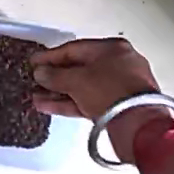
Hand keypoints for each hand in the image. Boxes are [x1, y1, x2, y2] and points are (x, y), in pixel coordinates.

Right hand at [31, 38, 170, 164]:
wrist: (138, 124)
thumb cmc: (112, 91)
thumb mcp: (76, 79)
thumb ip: (54, 75)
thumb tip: (41, 73)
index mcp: (113, 48)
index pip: (75, 48)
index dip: (51, 56)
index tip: (35, 62)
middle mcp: (119, 64)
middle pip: (80, 68)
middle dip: (55, 76)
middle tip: (36, 80)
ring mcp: (120, 86)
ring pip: (84, 86)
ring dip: (60, 92)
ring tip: (38, 97)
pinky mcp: (119, 106)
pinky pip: (90, 100)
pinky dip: (71, 103)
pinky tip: (50, 106)